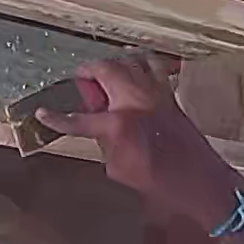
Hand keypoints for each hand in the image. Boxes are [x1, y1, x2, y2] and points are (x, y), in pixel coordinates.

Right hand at [35, 54, 243, 234]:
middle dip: (87, 73)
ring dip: (112, 65)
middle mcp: (136, 101)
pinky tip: (135, 75)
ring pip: (128, 61)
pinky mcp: (170, 95)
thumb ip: (105, 143)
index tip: (42, 113)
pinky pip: (152, 67)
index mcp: (119, 124)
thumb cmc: (161, 182)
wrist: (201, 182)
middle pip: (104, 69)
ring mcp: (156, 93)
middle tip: (81, 84)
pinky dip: (139, 65)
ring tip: (106, 77)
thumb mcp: (120, 168)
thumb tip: (101, 129)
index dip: (56, 118)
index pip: (78, 119)